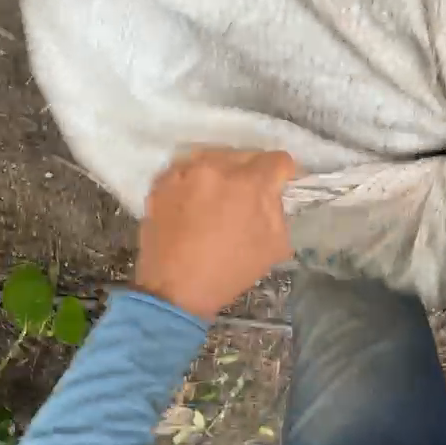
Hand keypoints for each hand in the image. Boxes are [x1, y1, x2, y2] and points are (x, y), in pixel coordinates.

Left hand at [135, 148, 297, 320]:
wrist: (175, 289)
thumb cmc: (229, 272)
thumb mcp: (274, 246)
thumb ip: (277, 210)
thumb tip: (271, 193)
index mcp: (249, 182)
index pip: (277, 160)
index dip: (284, 173)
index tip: (281, 184)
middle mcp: (216, 167)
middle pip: (244, 154)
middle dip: (252, 172)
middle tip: (249, 195)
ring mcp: (184, 172)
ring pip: (213, 158)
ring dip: (222, 172)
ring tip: (220, 196)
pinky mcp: (161, 182)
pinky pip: (186, 171)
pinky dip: (195, 181)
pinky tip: (195, 202)